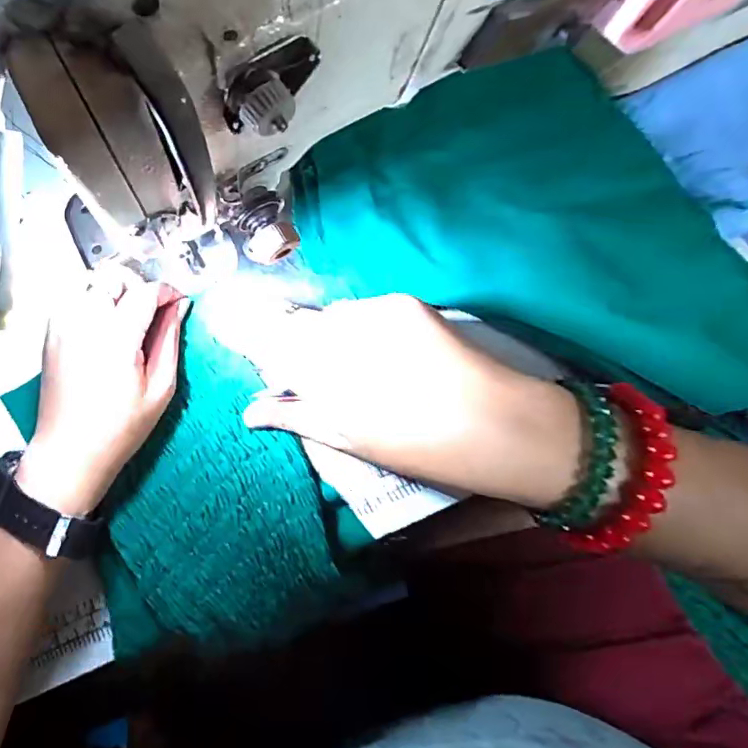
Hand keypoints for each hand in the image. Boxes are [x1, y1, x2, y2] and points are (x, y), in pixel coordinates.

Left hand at [17, 266, 189, 516]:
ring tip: (129, 319)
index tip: (178, 301)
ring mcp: (62, 328)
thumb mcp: (160, 389)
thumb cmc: (118, 430)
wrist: (69, 453)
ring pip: (91, 283)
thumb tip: (179, 308)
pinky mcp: (51, 335)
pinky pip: (74, 300)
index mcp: (116, 339)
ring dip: (115, 292)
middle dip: (139, 286)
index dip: (167, 291)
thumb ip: (170, 340)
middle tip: (154, 311)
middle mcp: (84, 325)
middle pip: (114, 277)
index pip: (144, 291)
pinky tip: (106, 329)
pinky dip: (93, 302)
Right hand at [224, 294, 582, 509]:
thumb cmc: (417, 447)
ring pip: (332, 317)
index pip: (268, 343)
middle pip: (297, 324)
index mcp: (320, 375)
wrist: (496, 423)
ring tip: (361, 364)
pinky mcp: (401, 301)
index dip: (257, 344)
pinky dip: (364, 326)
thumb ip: (296, 417)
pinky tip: (387, 352)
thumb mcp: (350, 440)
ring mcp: (372, 313)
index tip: (258, 355)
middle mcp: (339, 335)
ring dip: (333, 335)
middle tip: (318, 370)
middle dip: (296, 342)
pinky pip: (364, 309)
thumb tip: (251, 411)